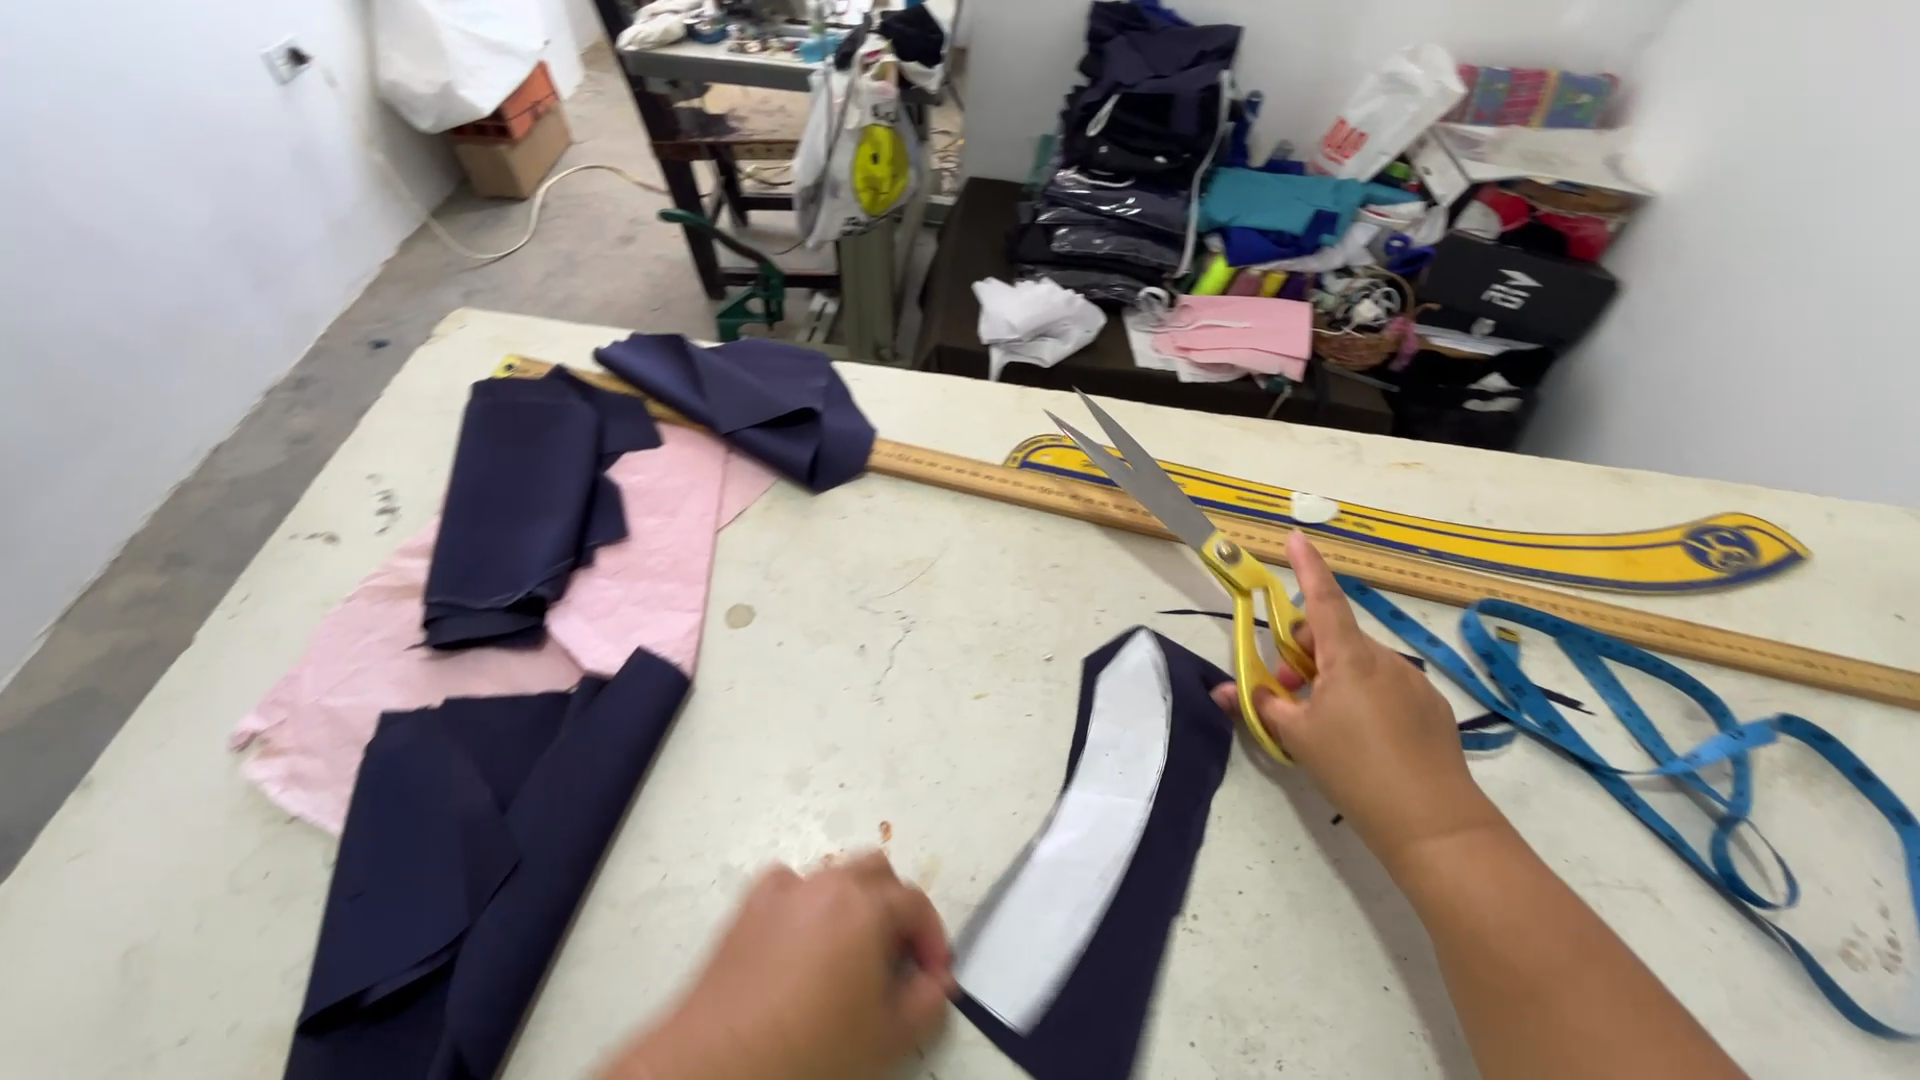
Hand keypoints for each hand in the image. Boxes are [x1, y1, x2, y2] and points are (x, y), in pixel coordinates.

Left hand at [605, 852, 953, 1079]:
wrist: (717, 1065)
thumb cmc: (810, 1051)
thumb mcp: (887, 1038)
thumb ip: (927, 1001)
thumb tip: (936, 979)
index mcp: (865, 906)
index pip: (916, 904)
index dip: (932, 939)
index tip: (933, 977)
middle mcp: (826, 883)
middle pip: (878, 872)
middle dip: (896, 909)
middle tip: (897, 959)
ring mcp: (782, 890)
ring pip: (834, 876)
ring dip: (854, 903)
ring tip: (852, 955)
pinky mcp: (747, 907)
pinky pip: (791, 889)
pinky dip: (808, 905)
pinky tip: (803, 946)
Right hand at [1212, 531, 1504, 866]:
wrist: (1431, 821)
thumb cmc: (1353, 769)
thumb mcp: (1295, 737)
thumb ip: (1260, 706)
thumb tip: (1222, 691)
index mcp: (1348, 658)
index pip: (1323, 600)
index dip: (1307, 567)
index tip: (1295, 537)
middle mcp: (1383, 660)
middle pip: (1334, 637)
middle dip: (1304, 653)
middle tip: (1288, 693)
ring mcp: (1412, 683)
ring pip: (1359, 664)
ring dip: (1332, 677)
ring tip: (1324, 724)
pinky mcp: (1430, 708)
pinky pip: (1385, 686)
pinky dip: (1362, 696)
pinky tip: (1362, 739)